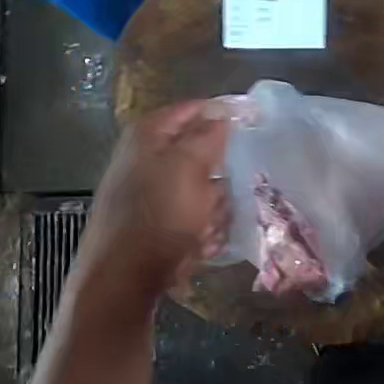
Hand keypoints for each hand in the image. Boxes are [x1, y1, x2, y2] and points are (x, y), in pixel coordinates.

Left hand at [80, 100, 230, 299]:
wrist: (127, 273)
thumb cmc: (159, 214)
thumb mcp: (188, 166)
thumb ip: (208, 135)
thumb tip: (225, 112)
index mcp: (149, 136)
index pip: (195, 110)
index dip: (225, 115)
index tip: (256, 125)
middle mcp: (150, 159)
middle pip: (205, 154)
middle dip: (223, 175)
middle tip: (229, 190)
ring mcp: (156, 191)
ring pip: (208, 189)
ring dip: (216, 207)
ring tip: (210, 224)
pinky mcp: (163, 220)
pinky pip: (199, 215)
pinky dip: (206, 227)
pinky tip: (201, 241)